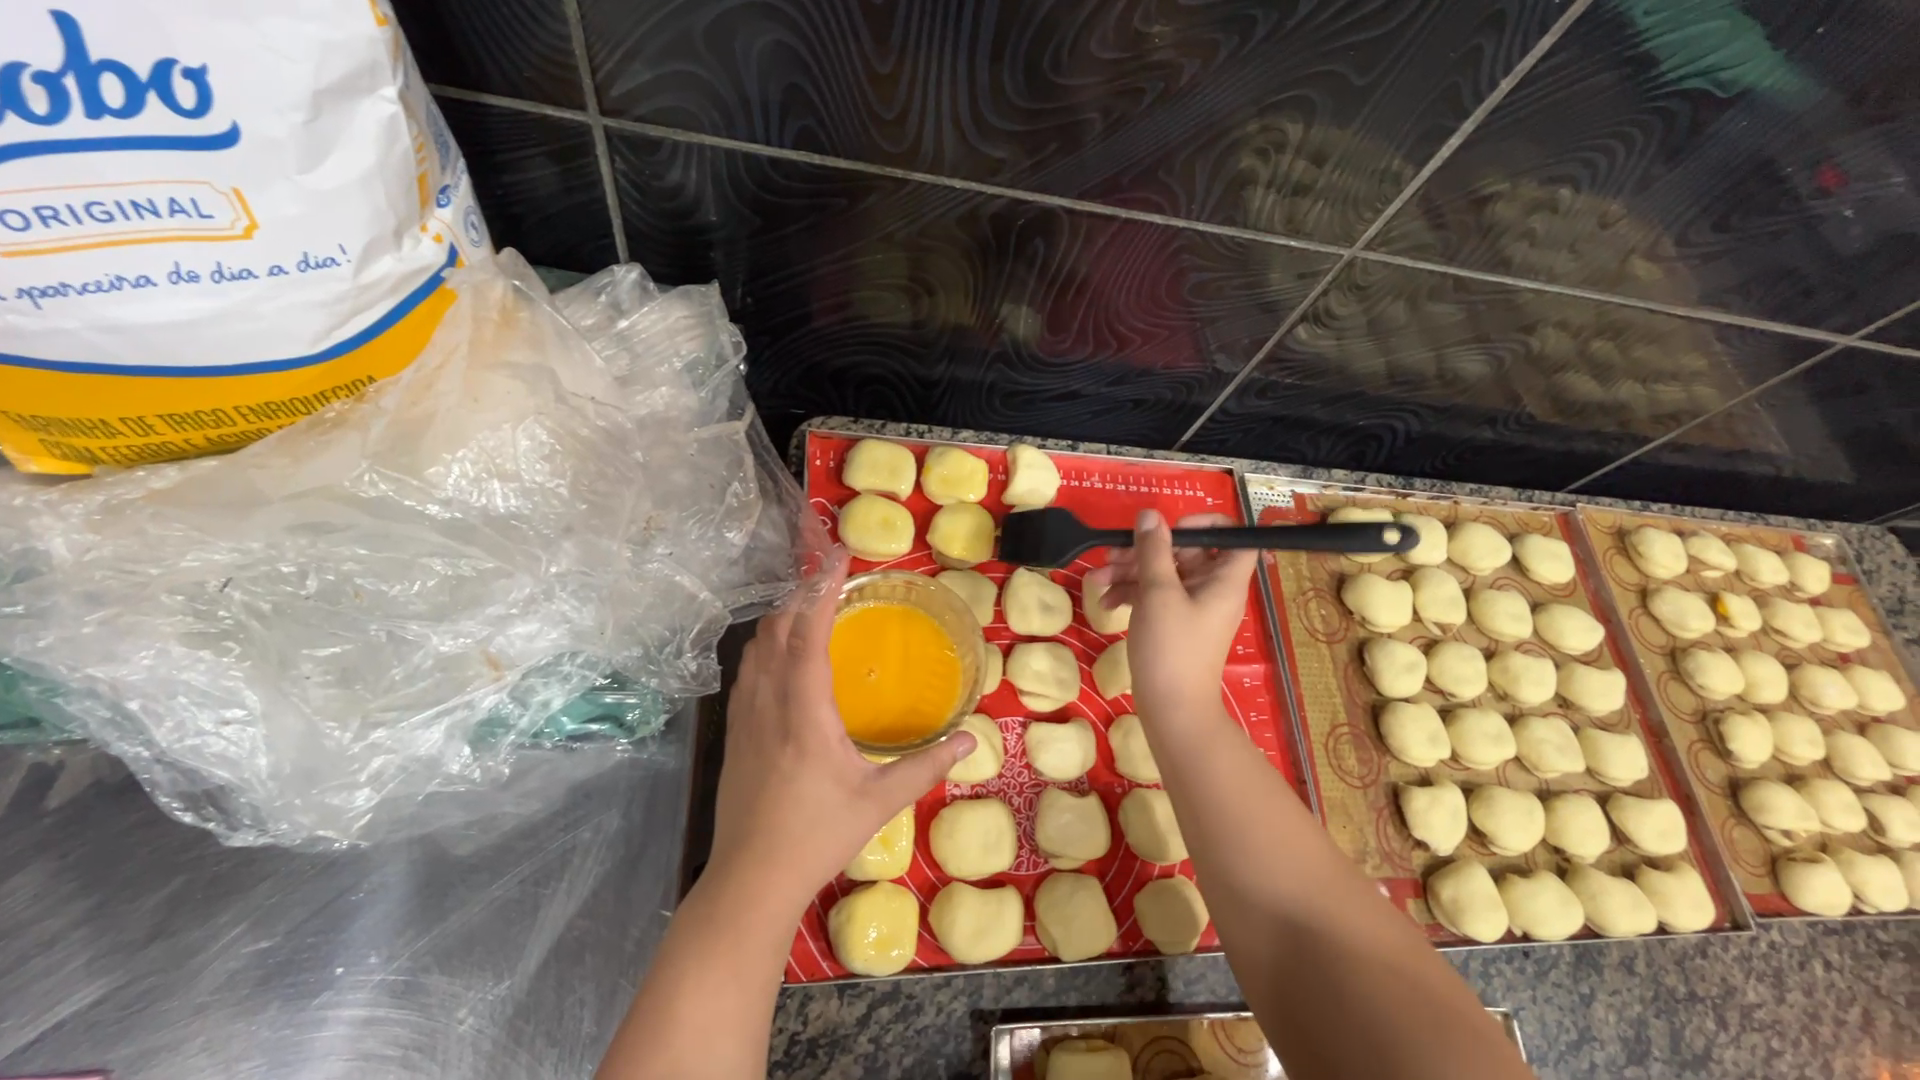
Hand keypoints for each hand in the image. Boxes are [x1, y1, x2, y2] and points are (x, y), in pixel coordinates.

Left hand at [709, 548, 976, 908]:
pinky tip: (783, 660)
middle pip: (775, 629)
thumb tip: (969, 740)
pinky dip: (766, 648)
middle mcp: (768, 702)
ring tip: (809, 609)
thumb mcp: (880, 801)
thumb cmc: (818, 836)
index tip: (837, 558)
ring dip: (780, 620)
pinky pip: (747, 672)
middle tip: (829, 579)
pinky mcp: (734, 734)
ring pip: (755, 649)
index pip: (808, 632)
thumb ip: (926, 766)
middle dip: (799, 596)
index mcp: (804, 711)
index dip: (820, 590)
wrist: (751, 879)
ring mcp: (744, 717)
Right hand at [1084, 510, 1258, 720]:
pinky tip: (1106, 603)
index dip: (1206, 524)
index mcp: (1224, 579)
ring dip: (1130, 571)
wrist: (1172, 710)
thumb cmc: (1172, 648)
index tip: (1172, 528)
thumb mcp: (1158, 593)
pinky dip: (1132, 594)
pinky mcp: (1174, 624)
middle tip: (1113, 554)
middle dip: (1146, 550)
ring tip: (1097, 579)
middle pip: (1186, 552)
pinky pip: (1155, 596)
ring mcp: (1192, 608)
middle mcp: (1212, 589)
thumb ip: (1153, 550)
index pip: (1233, 536)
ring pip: (1164, 574)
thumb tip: (1150, 515)